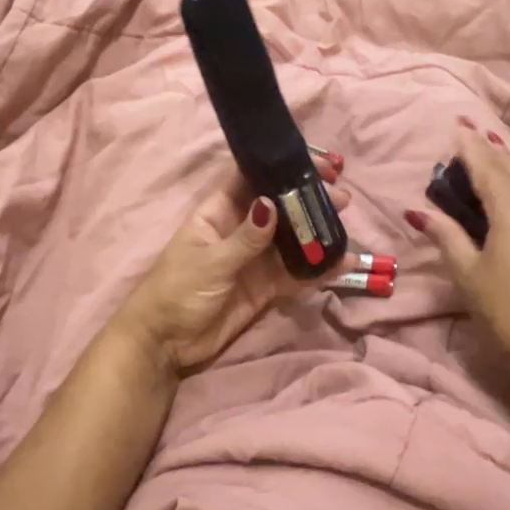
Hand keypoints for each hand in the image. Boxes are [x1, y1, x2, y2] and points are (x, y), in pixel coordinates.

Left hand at [117, 153, 351, 372]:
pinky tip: (341, 263)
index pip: (251, 177)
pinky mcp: (265, 286)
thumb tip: (273, 204)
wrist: (165, 344)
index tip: (314, 164)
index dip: (280, 167)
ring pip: (292, 238)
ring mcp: (254, 258)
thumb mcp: (211, 262)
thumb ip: (246, 238)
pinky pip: (295, 272)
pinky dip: (317, 268)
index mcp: (219, 211)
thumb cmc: (177, 291)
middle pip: (279, 206)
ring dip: (317, 232)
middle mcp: (240, 228)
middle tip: (340, 198)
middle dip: (308, 199)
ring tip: (345, 225)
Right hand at [407, 121, 509, 381]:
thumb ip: (446, 236)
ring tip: (490, 148)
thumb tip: (418, 211)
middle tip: (469, 130)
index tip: (456, 126)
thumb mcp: (469, 274)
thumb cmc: (508, 312)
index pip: (487, 168)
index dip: (470, 147)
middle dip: (488, 148)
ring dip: (507, 161)